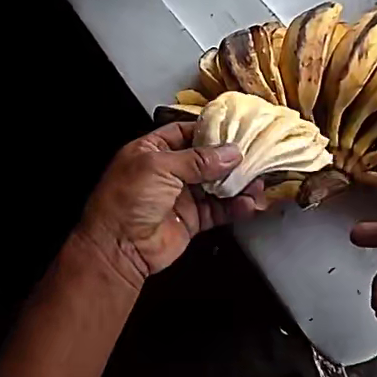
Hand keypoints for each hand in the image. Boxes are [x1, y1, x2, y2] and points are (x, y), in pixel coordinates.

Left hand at [73, 121, 266, 290]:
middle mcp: (168, 172)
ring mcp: (181, 196)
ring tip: (258, 180)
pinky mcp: (192, 220)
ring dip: (237, 183)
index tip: (235, 129)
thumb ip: (198, 159)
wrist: (118, 248)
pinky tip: (249, 203)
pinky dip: (235, 207)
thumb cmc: (127, 200)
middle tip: (255, 154)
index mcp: (153, 151)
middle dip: (230, 158)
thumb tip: (230, 152)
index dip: (209, 130)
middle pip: (206, 159)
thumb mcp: (160, 167)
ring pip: (216, 185)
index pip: (185, 133)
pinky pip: (218, 210)